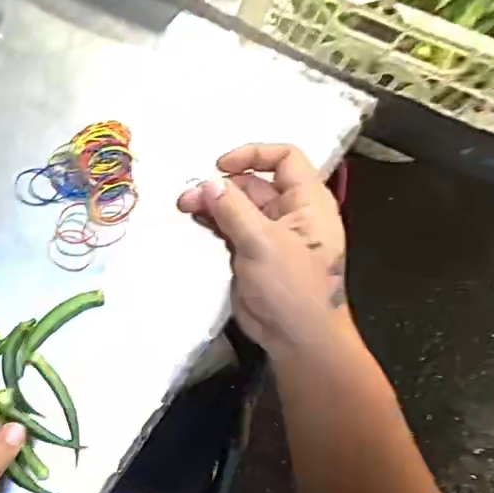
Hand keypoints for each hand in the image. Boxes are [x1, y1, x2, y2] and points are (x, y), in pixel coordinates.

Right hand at [177, 144, 350, 356]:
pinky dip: (213, 225)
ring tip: (185, 207)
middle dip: (222, 186)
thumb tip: (208, 184)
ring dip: (213, 204)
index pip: (285, 159)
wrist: (297, 338)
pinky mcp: (253, 256)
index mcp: (308, 202)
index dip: (254, 154)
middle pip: (254, 184)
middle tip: (190, 196)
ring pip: (238, 208)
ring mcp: (270, 236)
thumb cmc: (293, 288)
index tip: (221, 166)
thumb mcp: (263, 243)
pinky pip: (231, 231)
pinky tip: (195, 223)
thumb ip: (233, 210)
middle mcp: (291, 214)